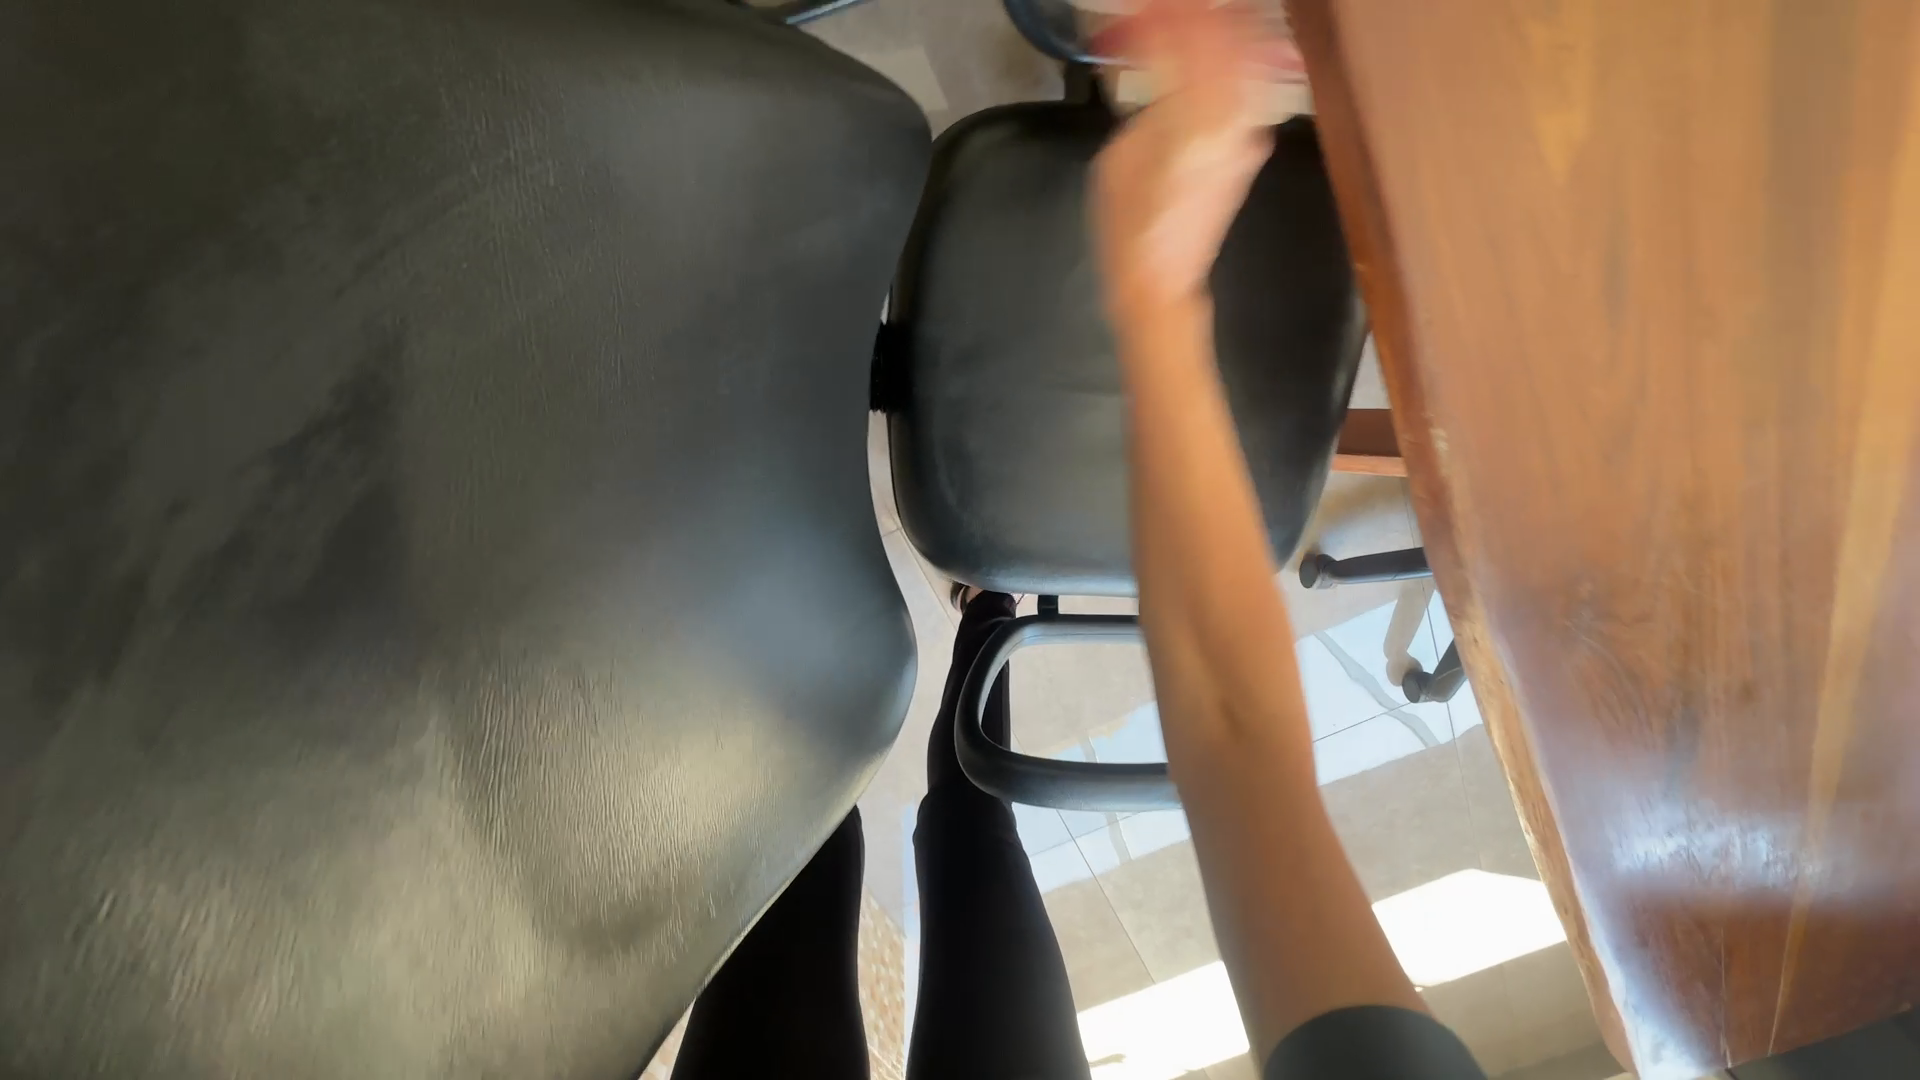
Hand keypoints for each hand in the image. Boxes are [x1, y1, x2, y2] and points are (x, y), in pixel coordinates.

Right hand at [1090, 0, 1295, 322]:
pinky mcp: (1248, 151)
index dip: (1164, 12)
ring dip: (1222, 32)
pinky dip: (1229, 65)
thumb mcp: (1116, 161)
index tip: (1142, 6)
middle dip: (1200, 12)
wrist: (1161, 284)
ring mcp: (1247, 133)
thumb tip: (1155, 79)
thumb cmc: (1128, 230)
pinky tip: (1213, 57)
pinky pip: (1244, 91)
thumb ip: (1143, 109)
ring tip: (1196, 20)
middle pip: (1228, 36)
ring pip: (1245, 59)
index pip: (1186, 35)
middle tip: (1173, 6)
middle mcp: (1234, 115)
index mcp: (1195, 113)